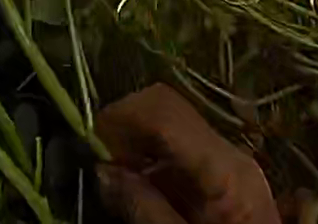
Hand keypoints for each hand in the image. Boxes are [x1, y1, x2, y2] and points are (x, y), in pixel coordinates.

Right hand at [95, 84, 281, 223]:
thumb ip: (146, 210)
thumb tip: (102, 170)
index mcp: (225, 170)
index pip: (165, 114)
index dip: (121, 117)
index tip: (88, 140)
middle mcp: (229, 151)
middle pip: (166, 106)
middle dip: (124, 121)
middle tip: (94, 153)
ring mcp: (228, 160)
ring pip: (169, 120)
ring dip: (133, 135)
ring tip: (108, 167)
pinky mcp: (223, 174)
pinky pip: (178, 145)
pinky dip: (148, 153)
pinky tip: (133, 179)